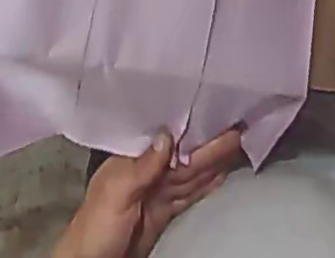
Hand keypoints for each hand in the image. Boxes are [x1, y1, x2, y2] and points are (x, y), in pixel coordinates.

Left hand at [52, 128, 245, 257]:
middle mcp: (147, 171)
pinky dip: (205, 185)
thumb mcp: (116, 191)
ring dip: (214, 161)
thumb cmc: (95, 224)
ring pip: (191, 173)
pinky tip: (221, 174)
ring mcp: (156, 193)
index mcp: (133, 158)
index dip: (190, 126)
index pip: (168, 138)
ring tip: (238, 145)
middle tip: (239, 128)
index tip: (213, 110)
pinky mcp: (163, 214)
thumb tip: (167, 134)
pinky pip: (188, 194)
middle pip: (185, 157)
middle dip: (211, 145)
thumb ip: (142, 166)